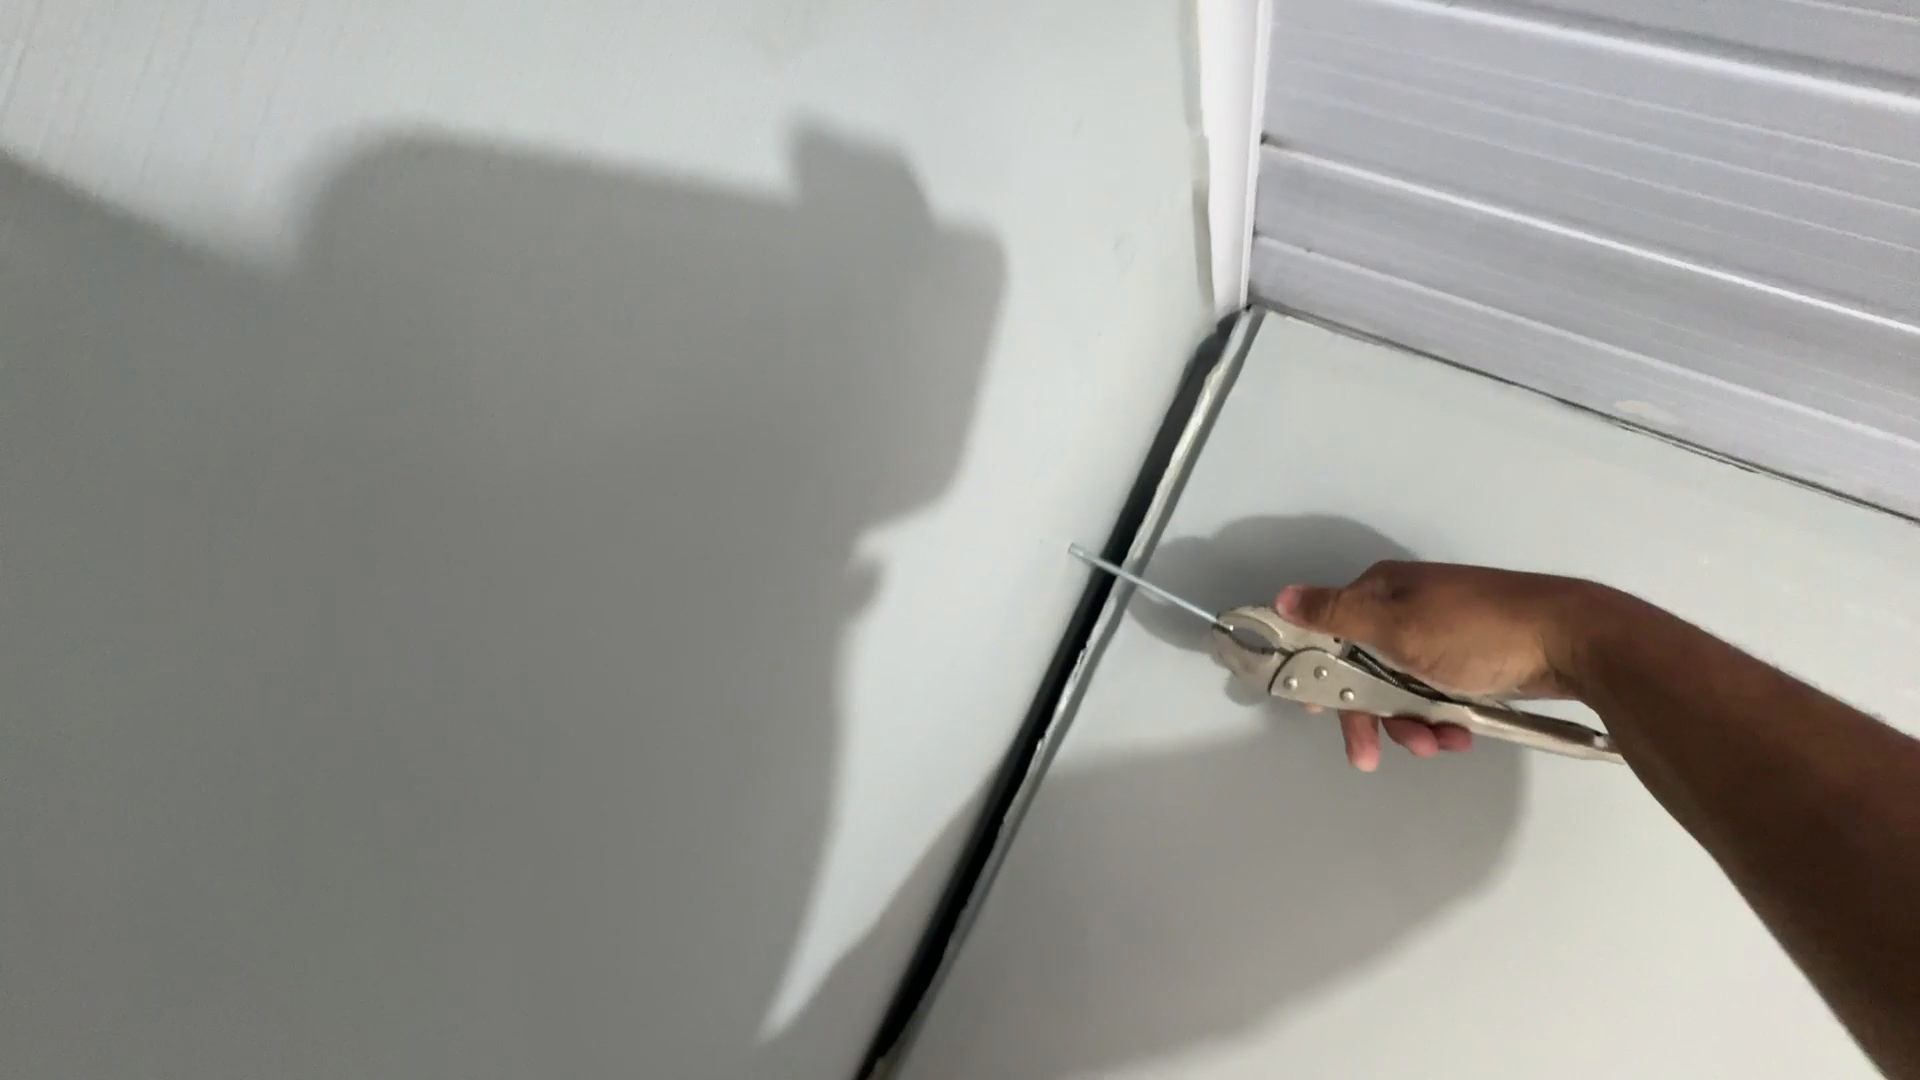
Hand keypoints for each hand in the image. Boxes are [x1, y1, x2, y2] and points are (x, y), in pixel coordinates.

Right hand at [1276, 561, 1595, 770]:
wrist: (1577, 641)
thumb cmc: (1475, 632)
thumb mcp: (1395, 625)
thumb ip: (1334, 614)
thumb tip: (1281, 596)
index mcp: (1381, 592)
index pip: (1327, 630)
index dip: (1318, 670)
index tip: (1318, 709)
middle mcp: (1404, 608)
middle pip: (1362, 666)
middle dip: (1370, 713)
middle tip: (1370, 754)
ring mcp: (1439, 634)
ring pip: (1400, 686)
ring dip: (1409, 722)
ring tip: (1434, 745)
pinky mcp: (1470, 659)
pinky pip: (1436, 693)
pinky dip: (1440, 718)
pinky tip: (1459, 736)